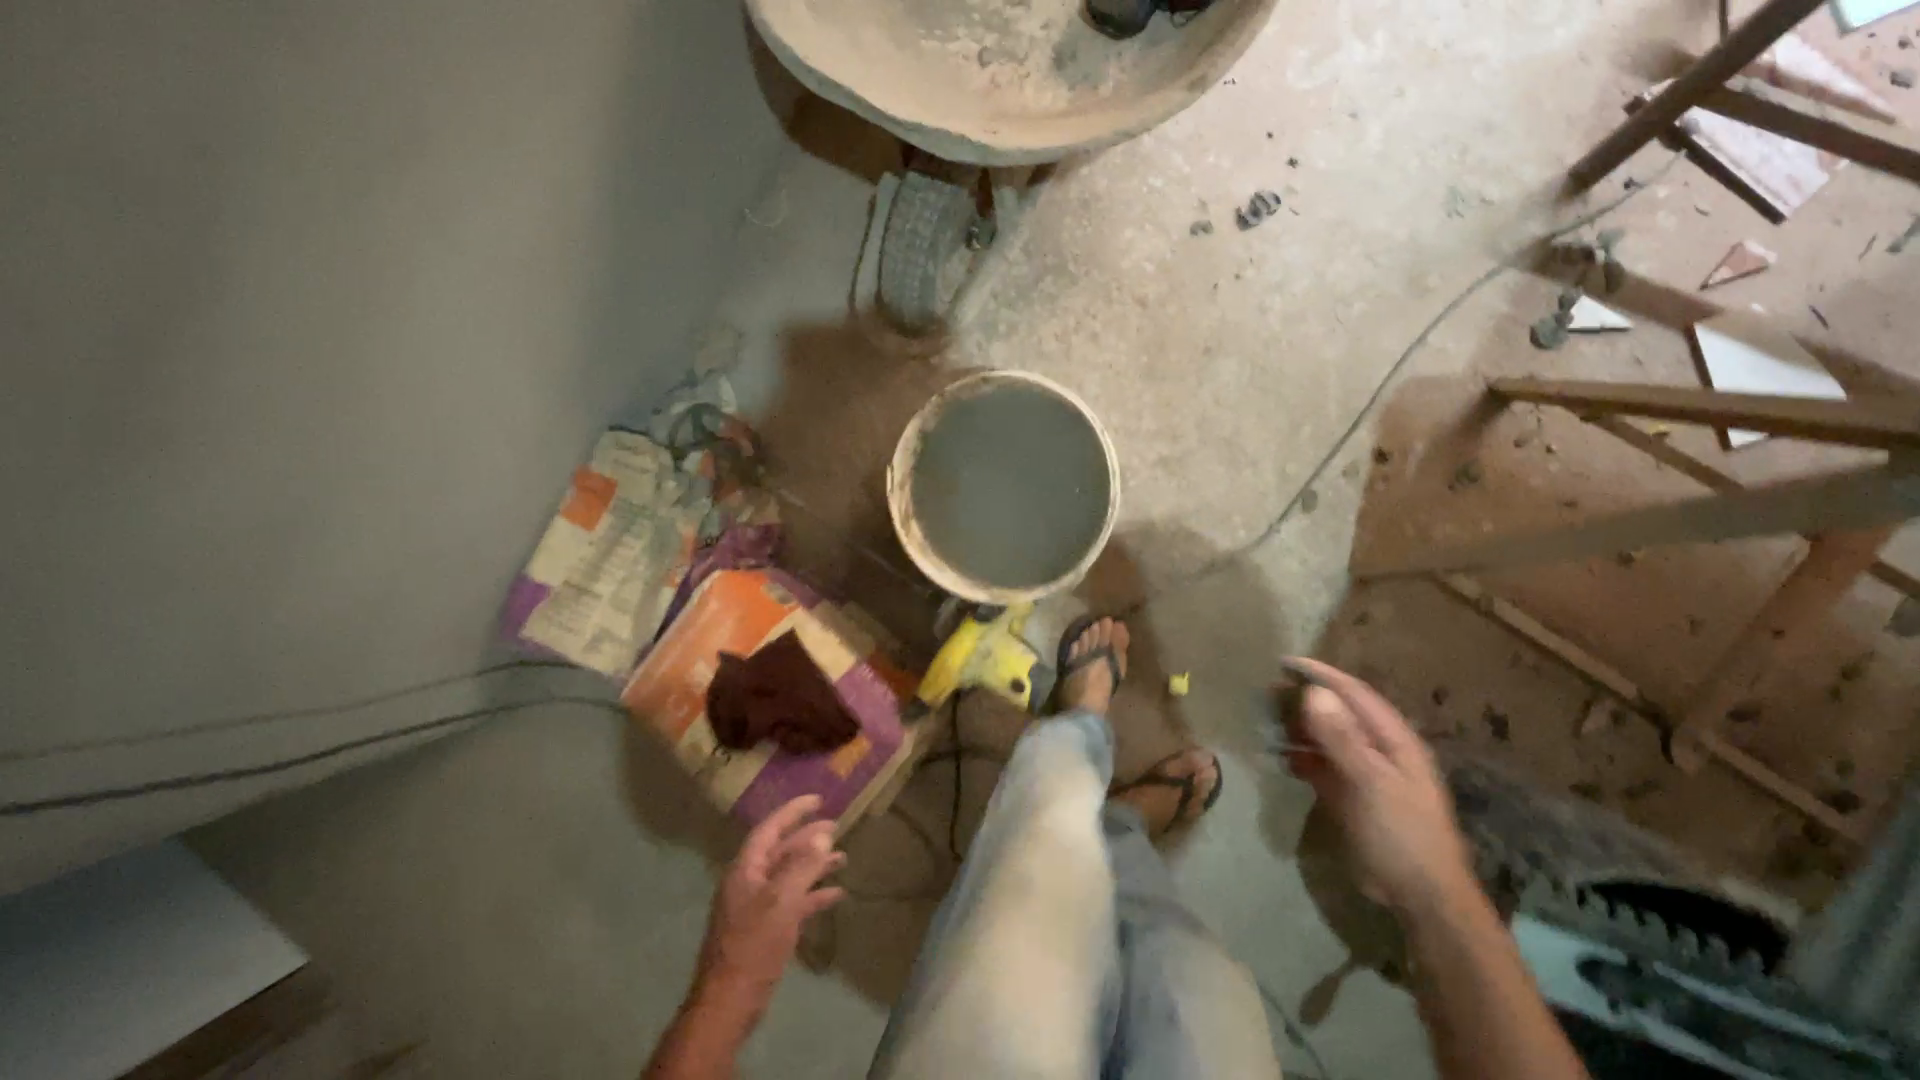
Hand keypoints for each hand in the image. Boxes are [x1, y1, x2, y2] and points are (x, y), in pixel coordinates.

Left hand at [691, 795, 845, 1020]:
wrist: (730, 1000)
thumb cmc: (753, 945)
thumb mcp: (780, 901)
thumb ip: (801, 866)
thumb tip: (821, 835)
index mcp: (746, 870)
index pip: (769, 829)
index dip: (792, 812)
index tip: (817, 799)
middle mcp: (750, 883)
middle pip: (781, 851)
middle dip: (807, 838)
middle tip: (836, 826)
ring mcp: (758, 907)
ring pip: (790, 876)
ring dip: (814, 865)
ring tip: (842, 857)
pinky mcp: (767, 930)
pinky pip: (794, 902)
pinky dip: (813, 896)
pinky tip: (836, 894)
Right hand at [1282, 658, 1475, 916]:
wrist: (1421, 895)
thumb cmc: (1401, 834)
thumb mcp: (1370, 783)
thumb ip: (1342, 738)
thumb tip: (1314, 693)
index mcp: (1395, 740)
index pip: (1355, 693)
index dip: (1322, 675)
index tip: (1285, 663)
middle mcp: (1381, 750)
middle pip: (1340, 713)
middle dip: (1307, 699)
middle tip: (1268, 691)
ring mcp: (1367, 774)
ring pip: (1330, 739)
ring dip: (1302, 728)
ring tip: (1268, 721)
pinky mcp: (1354, 797)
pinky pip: (1324, 766)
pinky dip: (1303, 758)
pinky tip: (1283, 758)